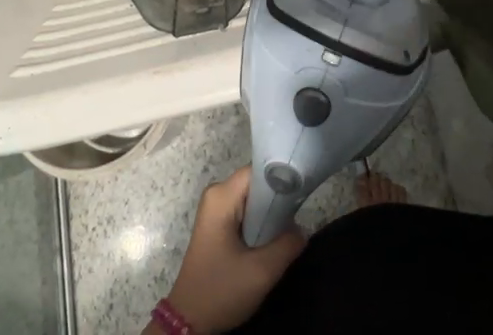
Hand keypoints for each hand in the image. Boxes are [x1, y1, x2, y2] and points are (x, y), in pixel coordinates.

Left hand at [162, 167, 305, 332]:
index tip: (303, 195)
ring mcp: (216, 211)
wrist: (189, 320)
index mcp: (221, 196)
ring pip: (254, 201)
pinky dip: (261, 225)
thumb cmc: (221, 290)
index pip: (259, 171)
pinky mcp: (218, 226)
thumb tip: (302, 229)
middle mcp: (217, 195)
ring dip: (271, 216)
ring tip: (287, 233)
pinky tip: (271, 242)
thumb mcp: (261, 271)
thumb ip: (287, 244)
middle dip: (278, 201)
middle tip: (298, 220)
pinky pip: (246, 213)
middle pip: (257, 185)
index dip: (283, 179)